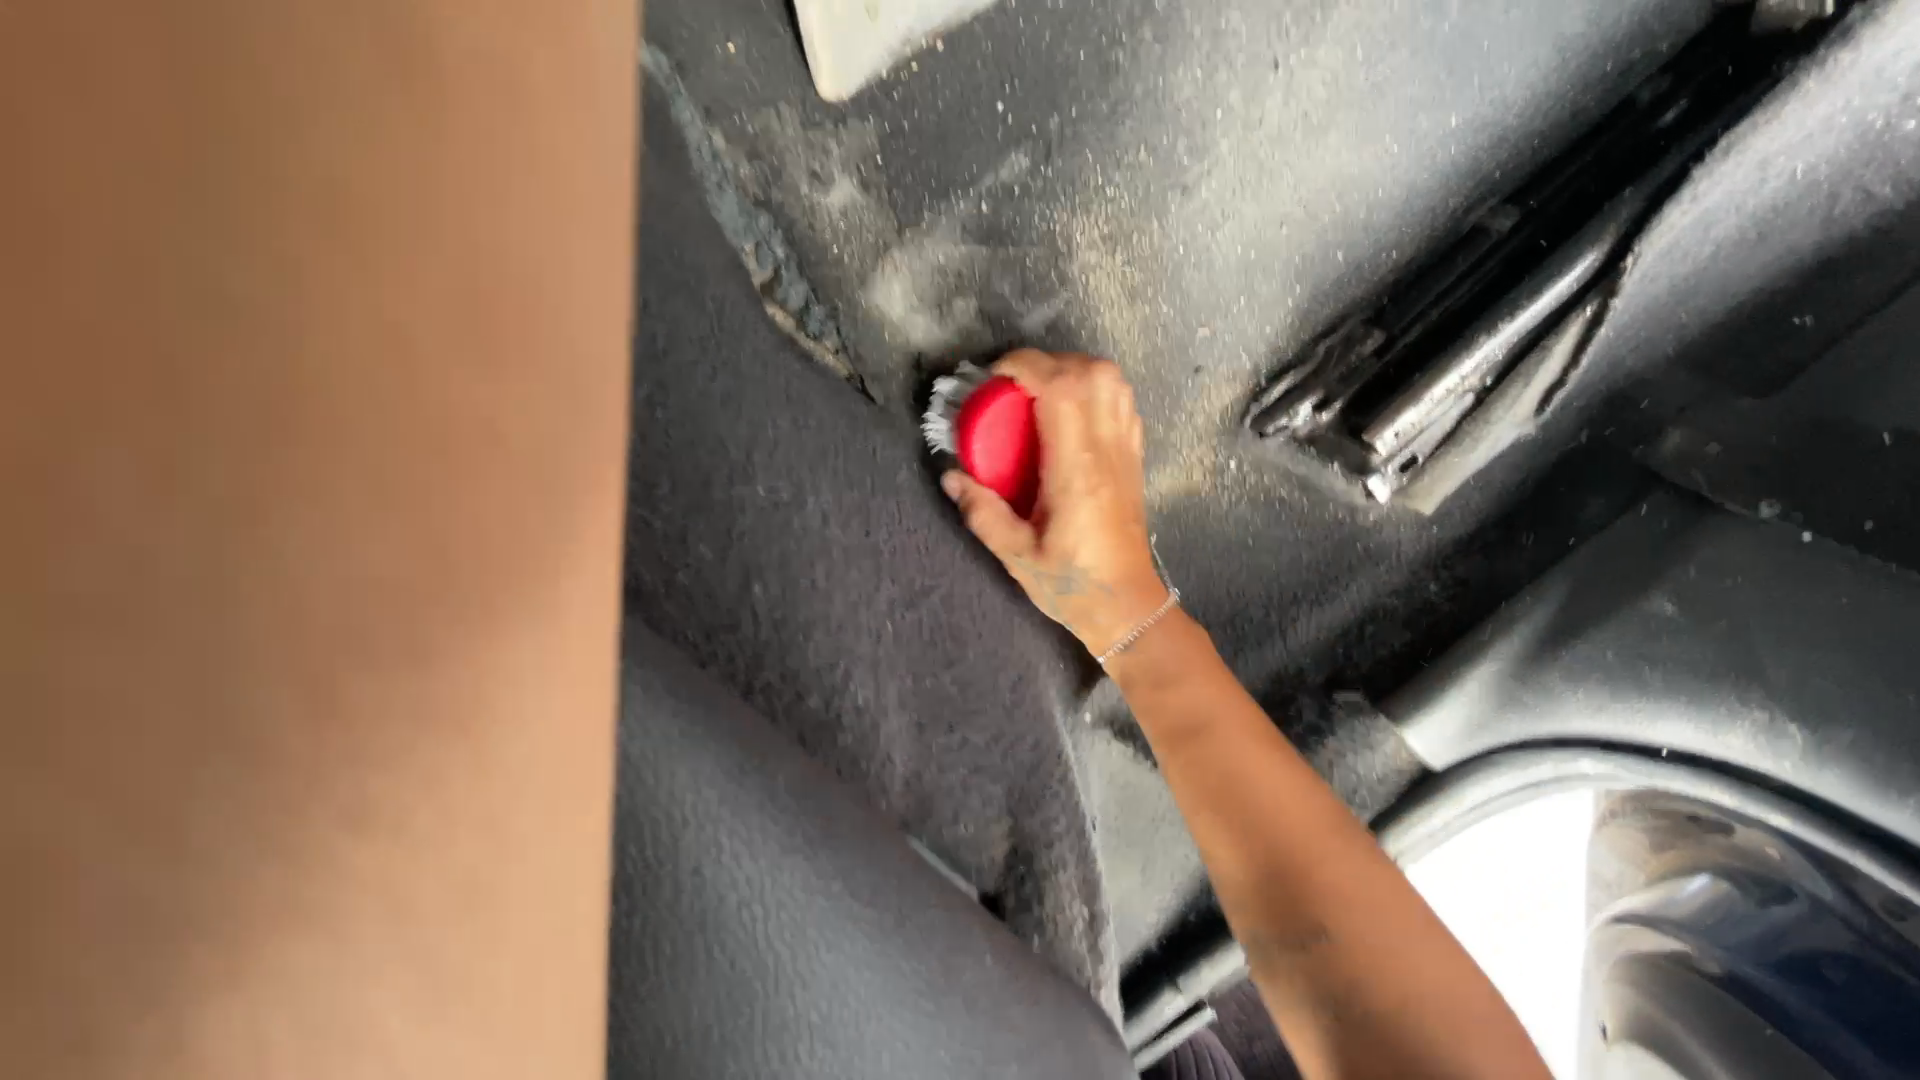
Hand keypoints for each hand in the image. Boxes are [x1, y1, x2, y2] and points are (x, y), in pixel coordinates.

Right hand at [942, 349, 1169, 655]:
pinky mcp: (1134, 458)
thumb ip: (981, 513)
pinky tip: (1070, 411)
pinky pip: (1122, 401)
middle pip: (1092, 372)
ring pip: (1114, 380)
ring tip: (1040, 391)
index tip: (995, 376)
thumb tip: (951, 476)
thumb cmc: (1072, 585)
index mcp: (1077, 470)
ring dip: (1074, 370)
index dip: (1027, 366)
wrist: (1127, 606)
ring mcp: (1127, 451)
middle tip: (1013, 384)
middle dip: (1048, 362)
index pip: (1062, 389)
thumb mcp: (1016, 556)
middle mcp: (1108, 450)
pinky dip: (1095, 388)